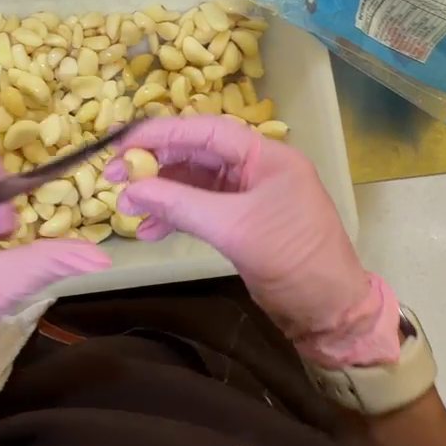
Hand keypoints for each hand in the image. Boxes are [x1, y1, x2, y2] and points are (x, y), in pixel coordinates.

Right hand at [103, 115, 399, 367]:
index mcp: (266, 155)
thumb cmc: (294, 262)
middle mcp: (256, 166)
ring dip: (159, 193)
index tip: (122, 145)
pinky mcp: (240, 219)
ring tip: (127, 209)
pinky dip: (172, 215)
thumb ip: (180, 205)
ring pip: (192, 180)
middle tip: (114, 176)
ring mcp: (247, 193)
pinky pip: (198, 206)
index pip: (205, 131)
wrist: (330, 314)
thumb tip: (130, 190)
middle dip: (154, 164)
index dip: (160, 134)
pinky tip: (149, 230)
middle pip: (195, 152)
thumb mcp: (234, 229)